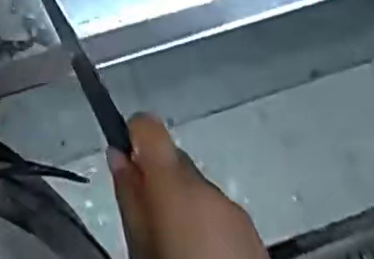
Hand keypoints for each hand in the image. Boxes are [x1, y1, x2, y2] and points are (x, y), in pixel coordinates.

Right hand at [111, 114, 267, 258]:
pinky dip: (206, 228)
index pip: (150, 126)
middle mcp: (208, 187)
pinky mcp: (256, 238)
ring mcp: (236, 212)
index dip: (134, 136)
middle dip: (158, 182)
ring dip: (183, 209)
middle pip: (175, 162)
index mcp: (175, 183)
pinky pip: (219, 216)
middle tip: (147, 222)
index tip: (127, 162)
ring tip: (174, 248)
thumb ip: (129, 196)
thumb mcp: (139, 244)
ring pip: (197, 191)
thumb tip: (117, 155)